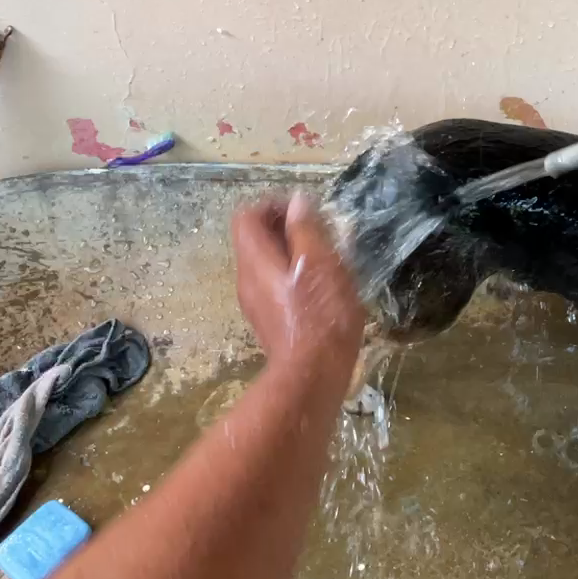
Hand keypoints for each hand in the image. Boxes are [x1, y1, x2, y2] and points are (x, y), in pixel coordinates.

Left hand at [231, 191, 364, 372]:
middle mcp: (247, 278)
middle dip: (289, 228)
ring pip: (269, 262)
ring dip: (297, 253)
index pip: (247, 215)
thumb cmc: (320, 316)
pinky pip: (277, 284)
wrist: (312, 376)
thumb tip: (296, 202)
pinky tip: (324, 289)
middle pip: (257, 238)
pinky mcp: (270, 319)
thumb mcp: (320, 263)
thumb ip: (306, 229)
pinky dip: (297, 276)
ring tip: (330, 261)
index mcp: (255, 259)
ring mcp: (256, 302)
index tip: (306, 211)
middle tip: (324, 234)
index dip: (274, 205)